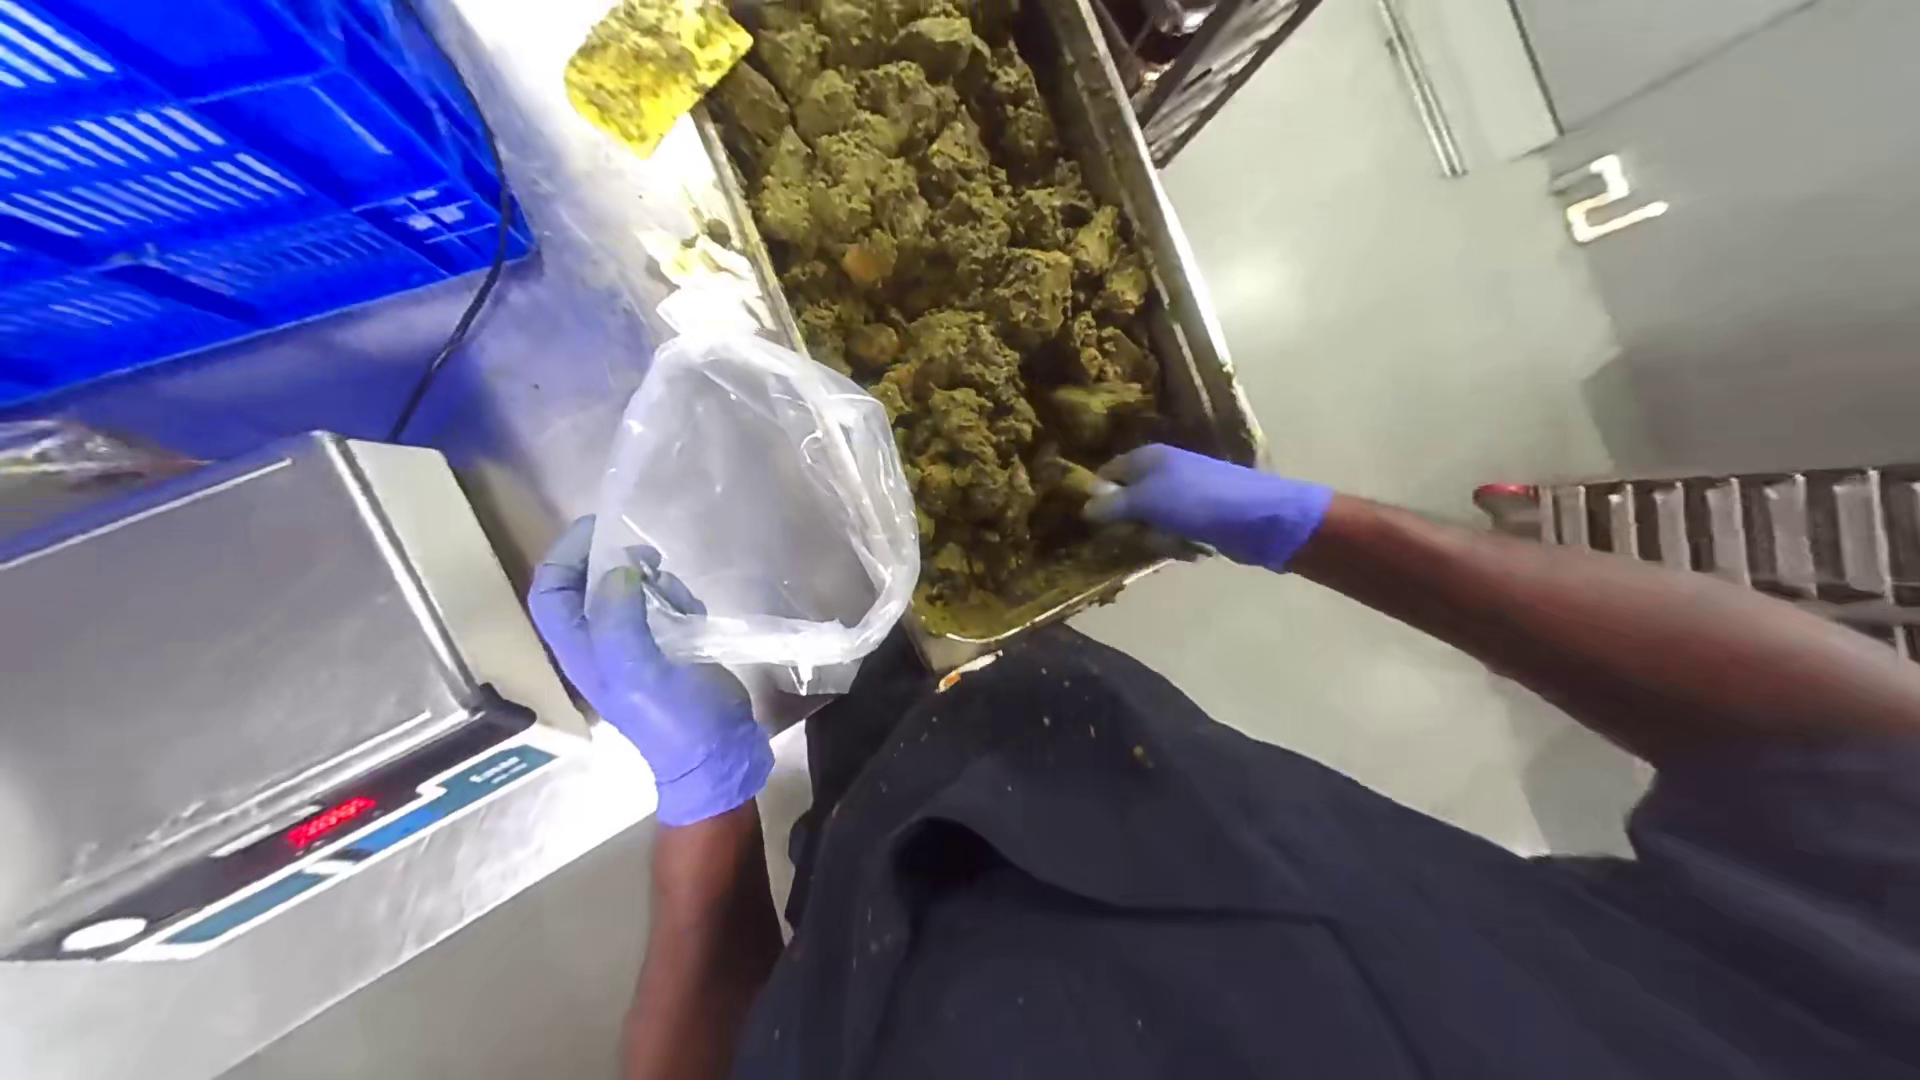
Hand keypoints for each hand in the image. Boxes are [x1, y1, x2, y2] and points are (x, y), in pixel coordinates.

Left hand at [529, 517, 772, 825]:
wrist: (718, 752)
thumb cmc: (674, 718)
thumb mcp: (639, 671)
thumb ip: (620, 620)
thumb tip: (620, 568)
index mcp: (583, 651)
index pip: (553, 592)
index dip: (565, 556)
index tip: (597, 527)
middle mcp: (604, 645)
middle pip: (591, 587)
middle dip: (615, 563)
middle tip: (647, 554)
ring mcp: (639, 646)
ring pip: (632, 593)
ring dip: (652, 583)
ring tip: (677, 595)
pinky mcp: (672, 648)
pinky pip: (665, 608)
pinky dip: (678, 599)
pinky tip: (695, 613)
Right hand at [1084, 444, 1333, 569]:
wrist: (1258, 518)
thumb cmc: (1195, 502)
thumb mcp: (1145, 501)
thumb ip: (1111, 505)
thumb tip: (1084, 507)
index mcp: (1147, 458)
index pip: (1108, 473)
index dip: (1100, 496)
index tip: (1099, 521)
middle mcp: (1162, 472)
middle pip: (1126, 502)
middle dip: (1131, 524)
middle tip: (1141, 533)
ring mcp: (1182, 495)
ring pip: (1148, 522)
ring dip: (1156, 538)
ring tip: (1174, 542)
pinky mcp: (1197, 517)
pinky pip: (1171, 532)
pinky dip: (1177, 543)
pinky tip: (1191, 549)